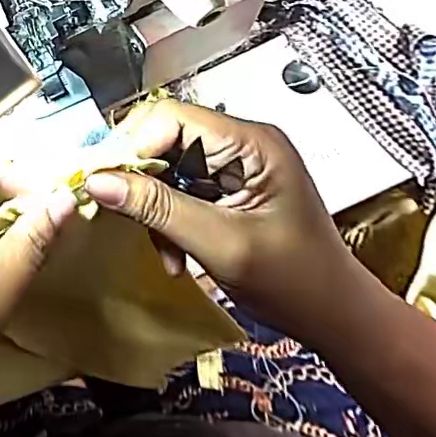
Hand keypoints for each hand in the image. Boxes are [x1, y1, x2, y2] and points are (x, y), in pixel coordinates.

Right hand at [82, 100, 358, 332]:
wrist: (337, 318)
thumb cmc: (297, 283)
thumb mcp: (222, 246)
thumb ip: (159, 210)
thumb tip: (98, 182)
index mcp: (252, 142)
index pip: (172, 118)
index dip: (134, 147)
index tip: (107, 185)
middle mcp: (241, 141)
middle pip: (165, 137)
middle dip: (142, 180)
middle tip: (126, 216)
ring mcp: (234, 162)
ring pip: (166, 164)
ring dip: (154, 207)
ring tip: (165, 251)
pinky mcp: (226, 184)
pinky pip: (178, 186)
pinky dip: (168, 218)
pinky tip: (175, 253)